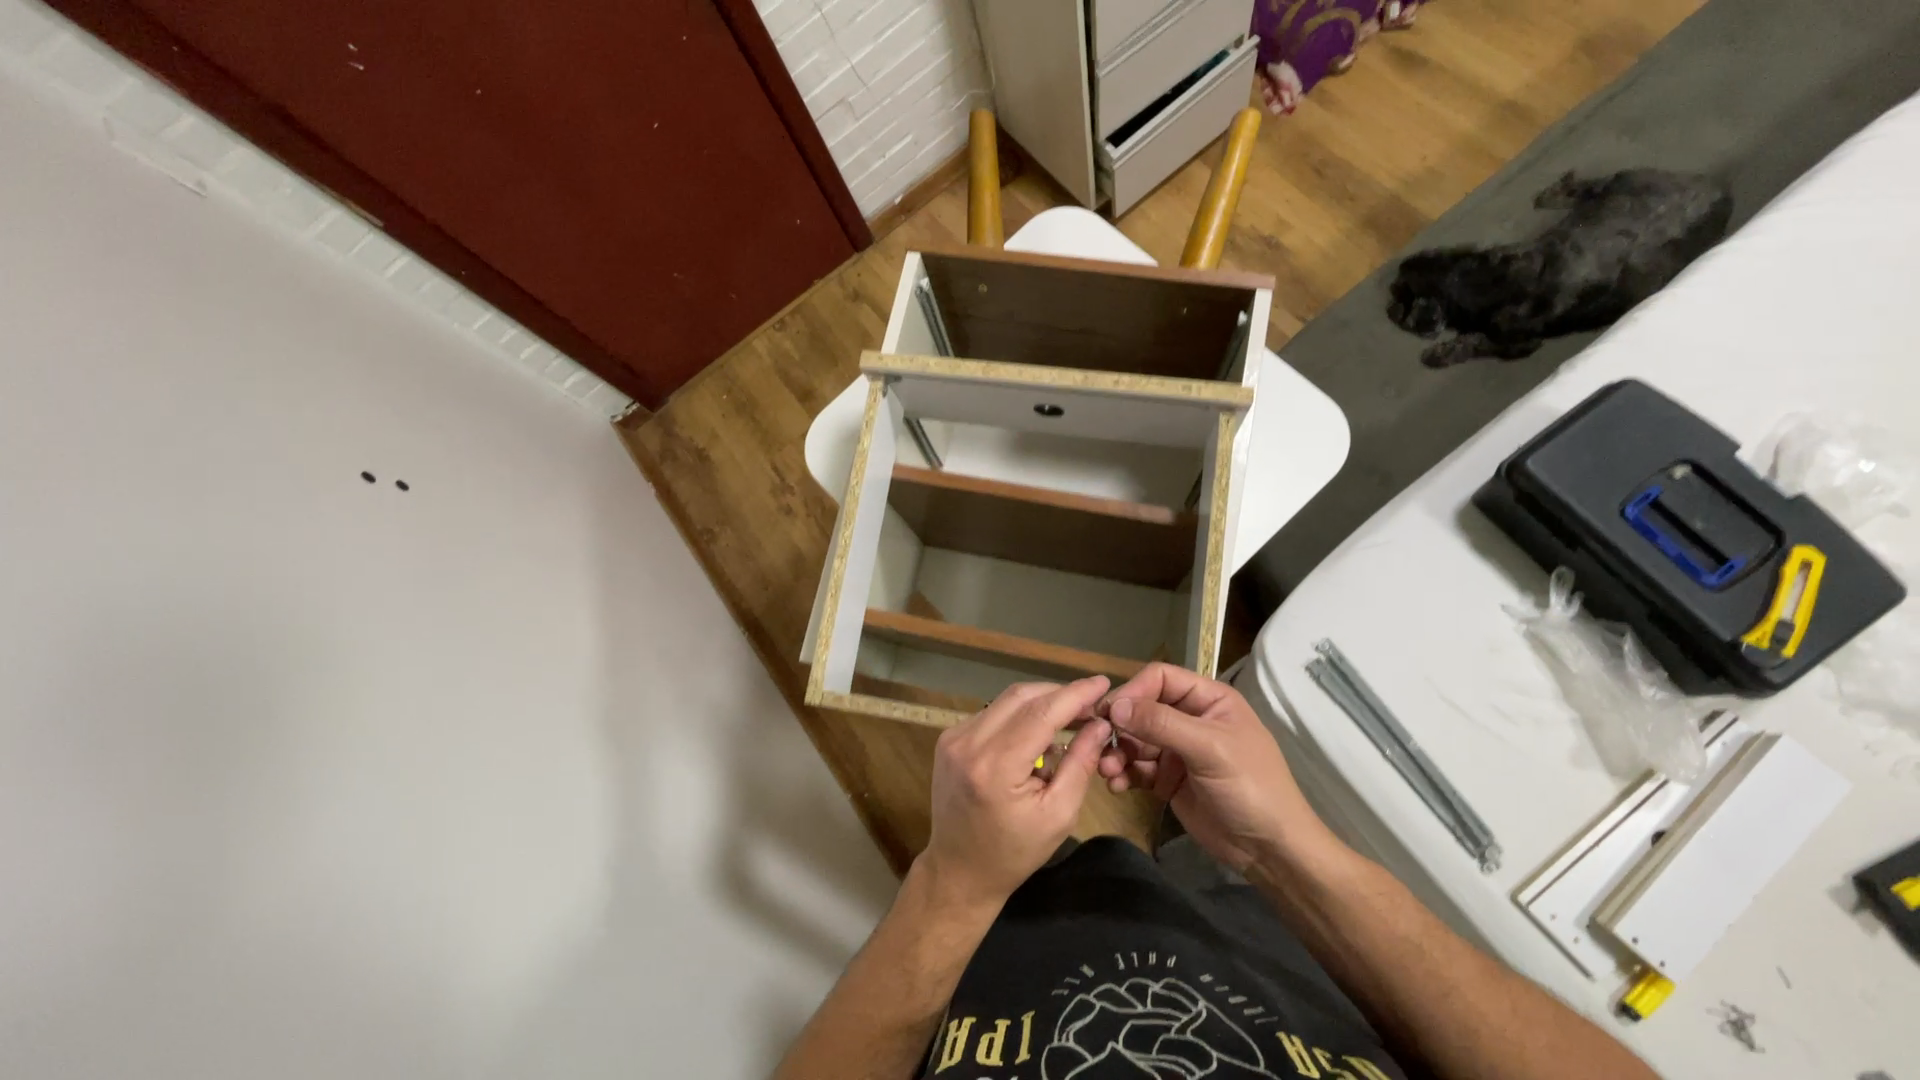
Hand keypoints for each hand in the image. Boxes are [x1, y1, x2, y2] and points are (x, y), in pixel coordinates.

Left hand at [917, 677, 1112, 910]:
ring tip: (1071, 716)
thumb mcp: (1058, 814)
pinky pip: (992, 714)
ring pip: (1005, 701)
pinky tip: (1038, 733)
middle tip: (1091, 704)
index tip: (1103, 683)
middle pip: (1022, 697)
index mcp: (995, 766)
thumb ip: (1081, 764)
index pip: (1041, 713)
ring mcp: (953, 738)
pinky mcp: (948, 739)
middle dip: (1060, 694)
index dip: (1075, 694)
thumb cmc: (1014, 852)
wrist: (959, 871)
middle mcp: (968, 743)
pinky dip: (1019, 715)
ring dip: (1040, 702)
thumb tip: (1099, 724)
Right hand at [1097, 663, 1335, 871]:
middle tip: (1098, 745)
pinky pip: (1137, 768)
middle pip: (1142, 709)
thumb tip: (1115, 706)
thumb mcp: (1209, 749)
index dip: (1134, 691)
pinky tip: (1116, 785)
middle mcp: (1190, 719)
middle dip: (1120, 726)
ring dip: (1117, 752)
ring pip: (1135, 740)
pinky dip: (1123, 774)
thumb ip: (1161, 723)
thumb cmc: (1251, 788)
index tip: (1109, 714)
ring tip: (1107, 772)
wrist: (1269, 849)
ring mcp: (1178, 751)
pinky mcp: (1168, 780)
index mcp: (1209, 700)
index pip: (1160, 678)